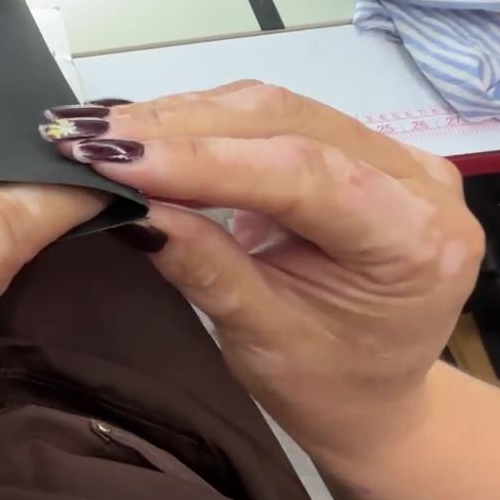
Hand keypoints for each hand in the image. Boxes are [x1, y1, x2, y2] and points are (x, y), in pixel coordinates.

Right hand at [48, 83, 484, 460]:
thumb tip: (132, 209)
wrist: (375, 392)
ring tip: (97, 131)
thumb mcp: (261, 338)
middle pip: (282, 121)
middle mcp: (415, 178)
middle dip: (174, 126)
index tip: (110, 159)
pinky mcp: (348, 147)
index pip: (300, 174)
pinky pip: (263, 119)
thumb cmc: (326, 384)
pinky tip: (140, 132)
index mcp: (415, 239)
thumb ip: (203, 266)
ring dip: (174, 117)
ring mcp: (386, 153)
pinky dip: (193, 123)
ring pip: (266, 108)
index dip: (200, 161)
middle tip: (84, 135)